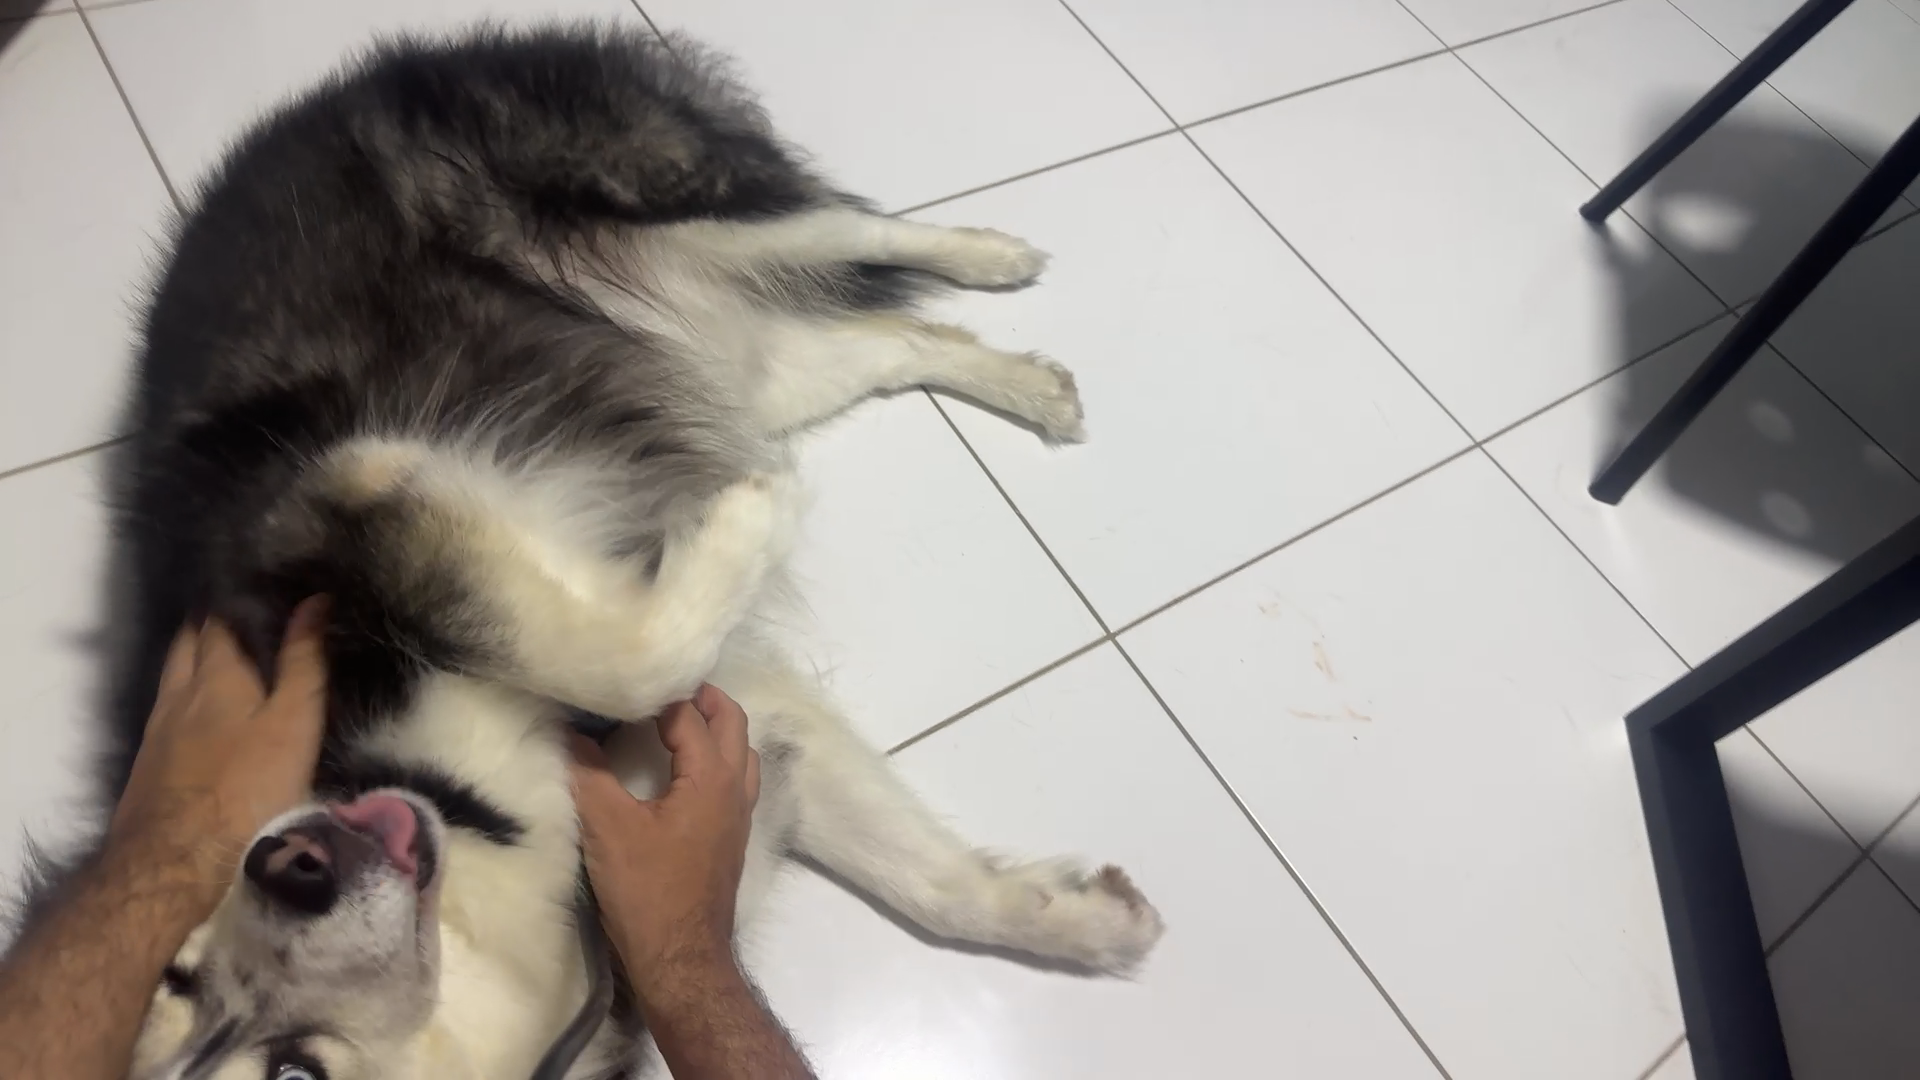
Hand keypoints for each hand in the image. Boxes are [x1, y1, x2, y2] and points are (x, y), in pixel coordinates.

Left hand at [108, 597, 330, 897]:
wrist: (178, 855)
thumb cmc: (252, 778)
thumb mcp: (296, 715)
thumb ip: (304, 659)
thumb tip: (316, 601)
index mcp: (217, 677)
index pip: (220, 623)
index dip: (240, 601)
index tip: (267, 587)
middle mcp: (179, 693)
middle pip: (188, 644)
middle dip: (211, 621)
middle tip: (245, 609)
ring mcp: (159, 727)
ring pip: (174, 673)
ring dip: (196, 652)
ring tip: (226, 645)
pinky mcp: (154, 758)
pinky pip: (171, 703)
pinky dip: (190, 685)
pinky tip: (207, 701)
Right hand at [570, 685, 761, 978]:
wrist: (684, 956)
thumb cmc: (648, 890)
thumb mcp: (609, 829)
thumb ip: (589, 776)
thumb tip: (570, 734)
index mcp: (712, 775)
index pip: (692, 716)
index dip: (663, 696)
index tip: (633, 683)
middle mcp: (737, 784)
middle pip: (733, 722)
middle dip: (705, 699)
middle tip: (668, 687)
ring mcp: (741, 809)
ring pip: (742, 749)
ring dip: (719, 727)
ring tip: (682, 720)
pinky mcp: (735, 831)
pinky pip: (739, 776)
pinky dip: (722, 756)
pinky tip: (693, 770)